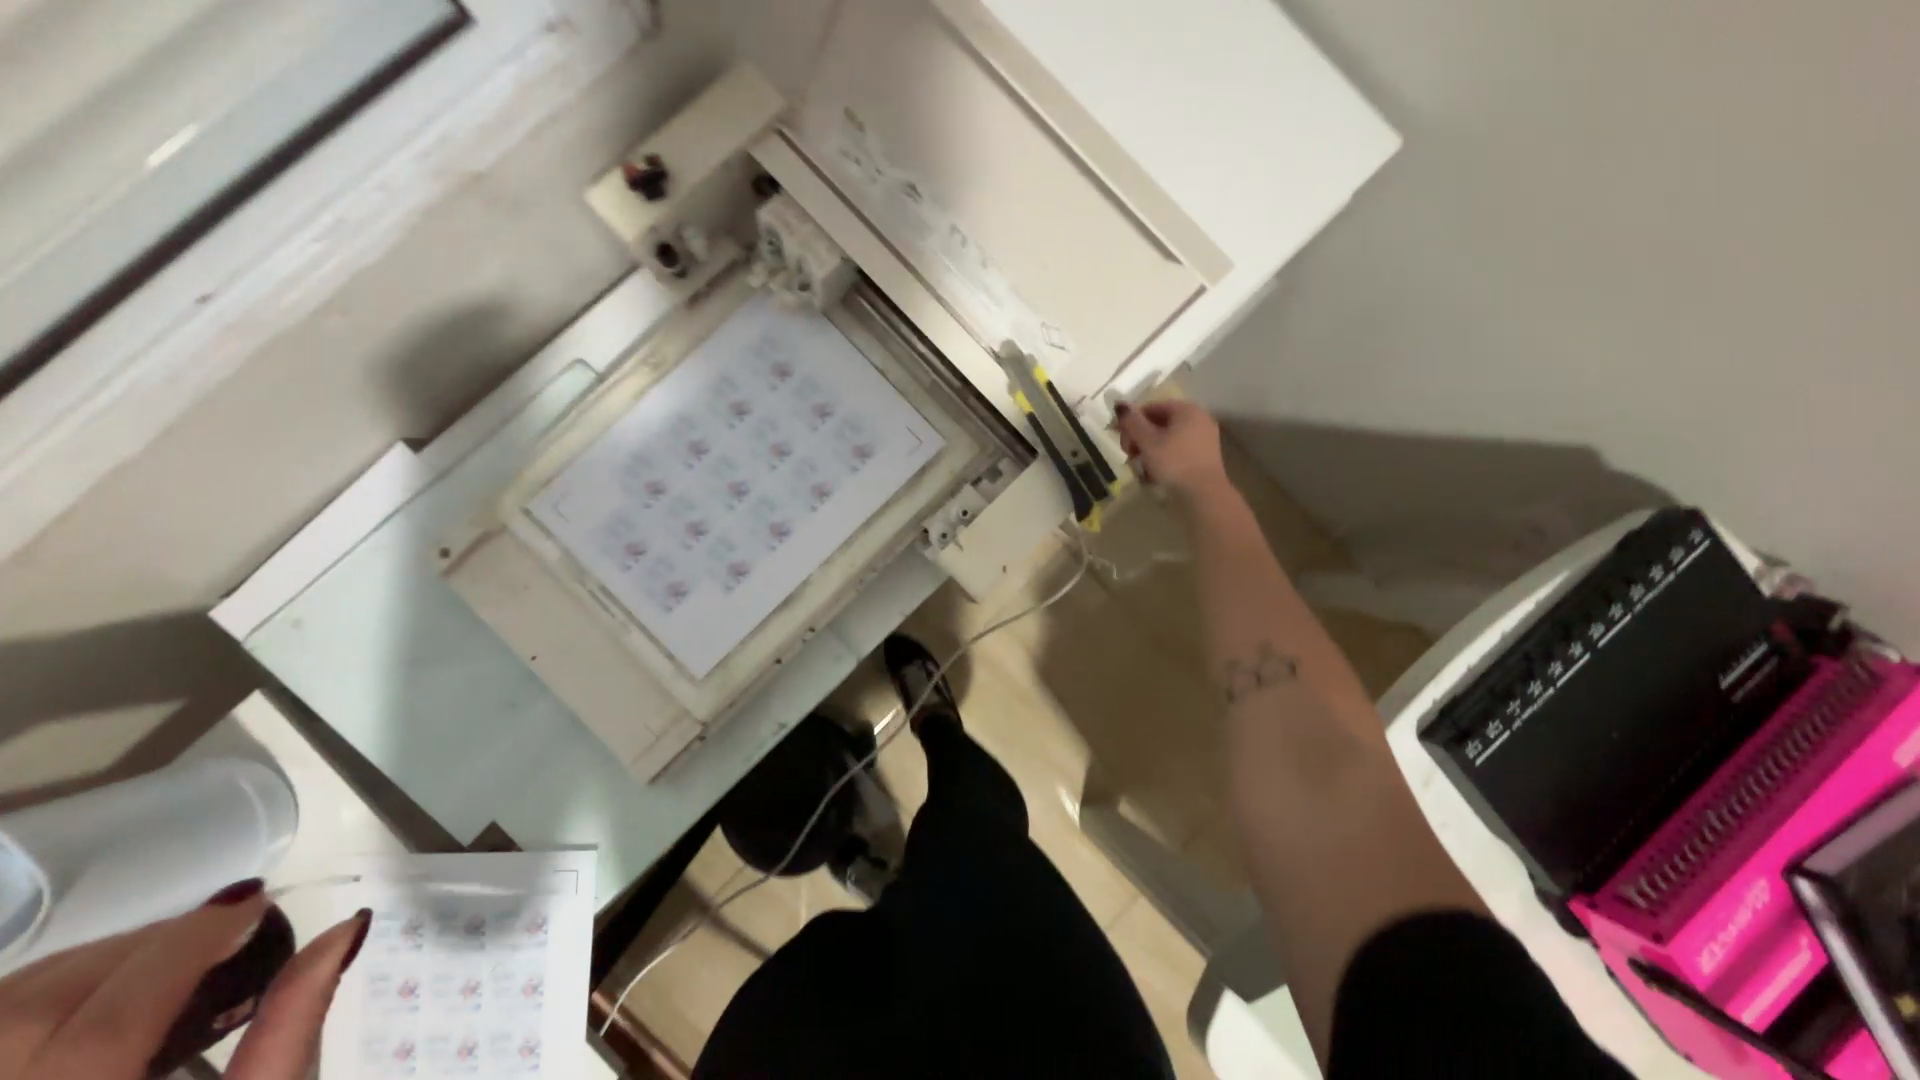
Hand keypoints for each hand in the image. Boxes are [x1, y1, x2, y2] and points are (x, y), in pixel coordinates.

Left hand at [0, 880, 369, 1078]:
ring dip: (92, 963)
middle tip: (223, 929)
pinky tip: (96, 997)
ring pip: (7, 1002)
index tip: (255, 902)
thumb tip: (346, 932)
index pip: (120, 1013)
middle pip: (49, 1000)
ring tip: (168, 957)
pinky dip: (39, 994)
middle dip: (146, 944)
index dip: (190, 942)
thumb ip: (290, 1033)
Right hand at [1114, 400, 1231, 502]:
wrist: (1203, 494)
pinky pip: (1177, 451)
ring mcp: (1203, 439)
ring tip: (1141, 469)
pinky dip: (1164, 459)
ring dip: (1150, 452)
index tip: (1121, 440)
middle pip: (1159, 423)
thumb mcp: (1147, 441)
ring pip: (1167, 439)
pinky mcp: (1204, 457)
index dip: (1131, 422)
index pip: (1151, 408)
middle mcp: (1198, 419)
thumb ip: (1132, 422)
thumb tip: (1120, 405)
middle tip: (1130, 455)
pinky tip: (1155, 475)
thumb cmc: (1174, 463)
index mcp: (1186, 410)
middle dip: (1140, 439)